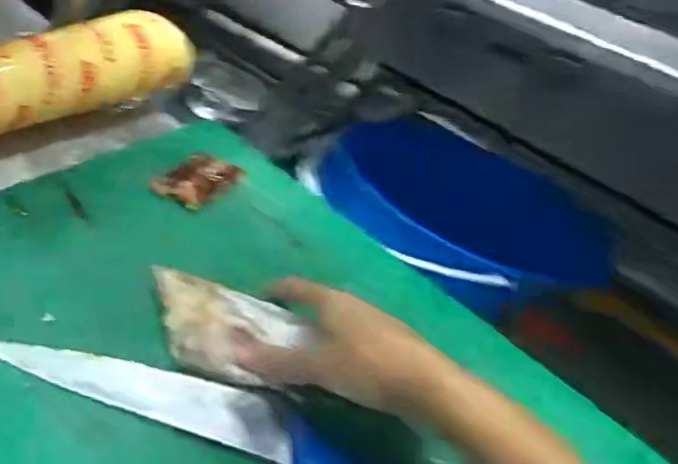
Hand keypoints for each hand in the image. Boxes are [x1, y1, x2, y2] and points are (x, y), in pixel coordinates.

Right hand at [234, 277, 458, 416]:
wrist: (442, 392)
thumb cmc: (369, 367)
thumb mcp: (318, 367)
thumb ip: (278, 361)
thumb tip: (235, 352)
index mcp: (329, 298)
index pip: (293, 284)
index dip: (275, 289)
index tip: (261, 298)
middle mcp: (354, 302)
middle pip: (321, 301)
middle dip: (303, 314)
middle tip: (287, 330)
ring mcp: (384, 321)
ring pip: (347, 320)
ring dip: (331, 331)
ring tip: (320, 351)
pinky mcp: (406, 345)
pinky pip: (368, 337)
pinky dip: (354, 346)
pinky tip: (356, 366)